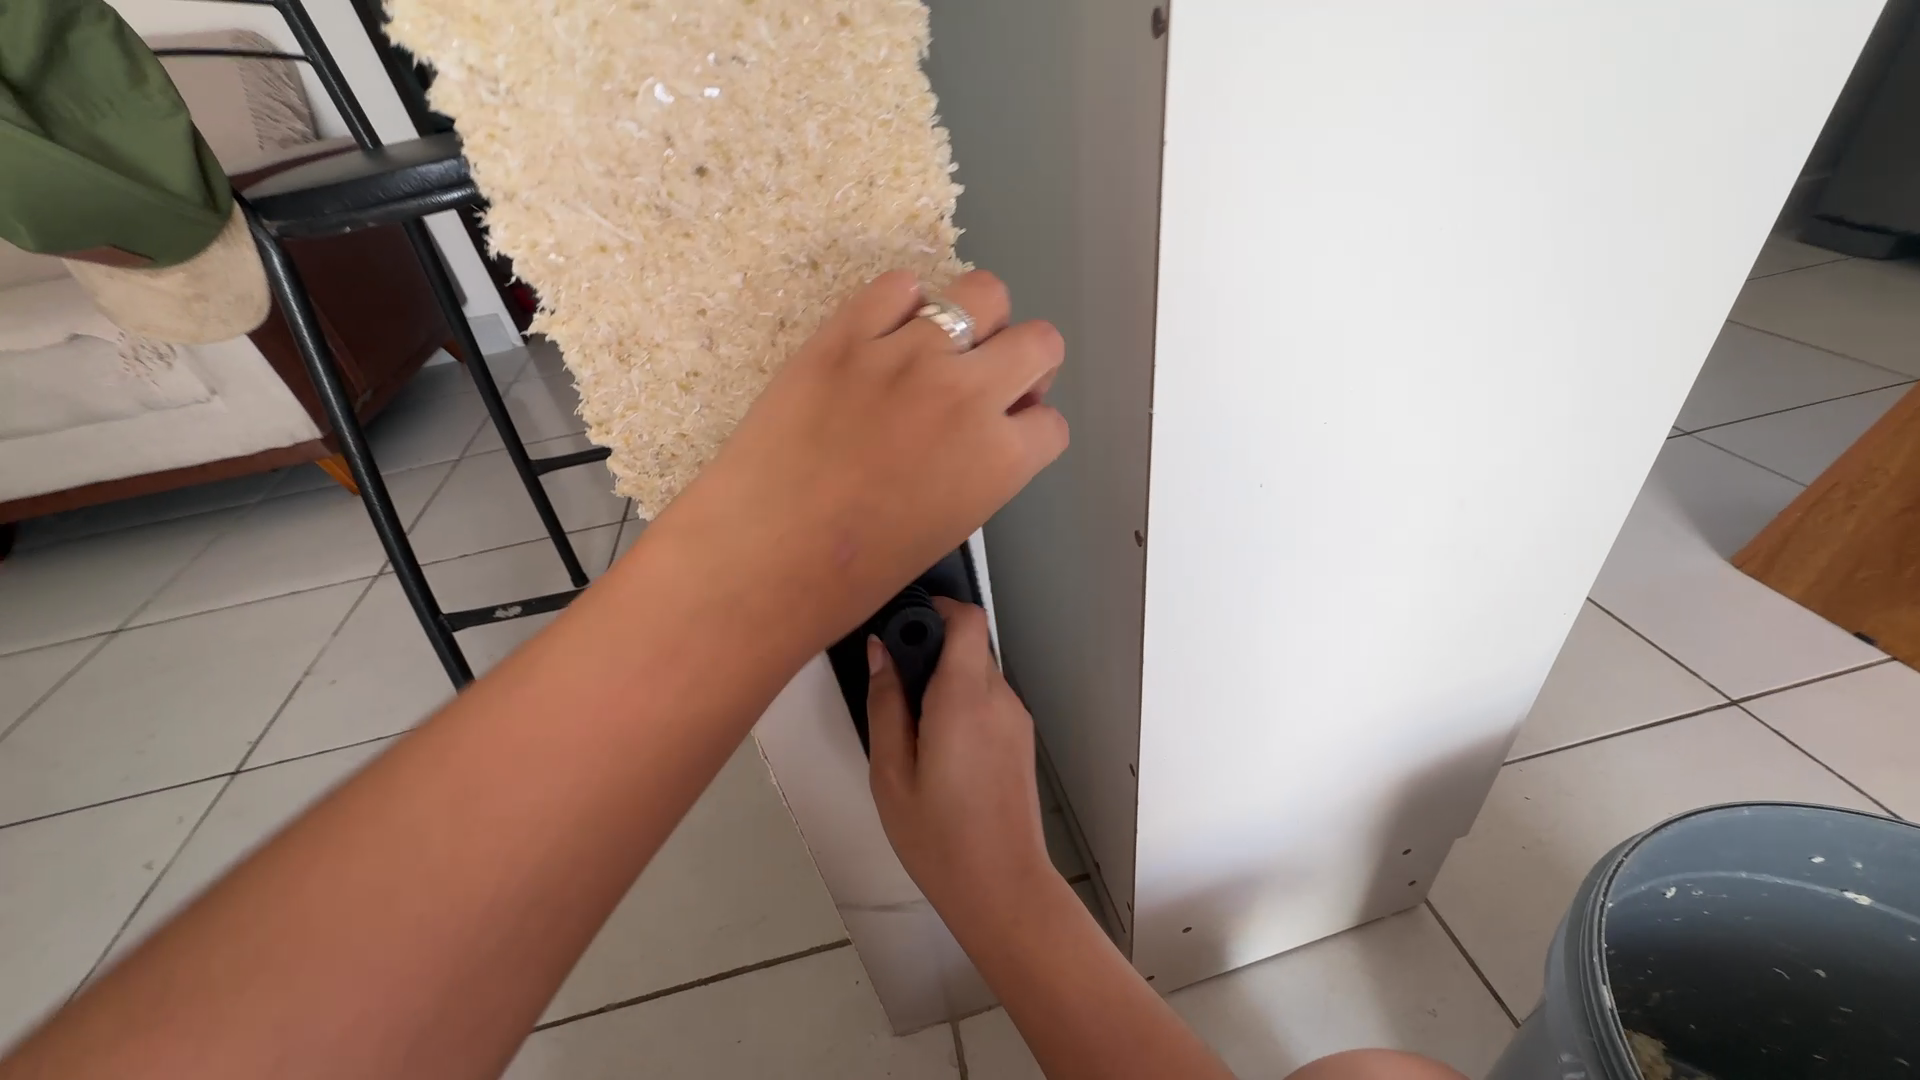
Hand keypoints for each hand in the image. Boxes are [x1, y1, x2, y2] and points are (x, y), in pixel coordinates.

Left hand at [649, 270, 1067, 648]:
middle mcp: (967, 395)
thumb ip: (982, 472)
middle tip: (990, 382)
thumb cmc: (855, 569)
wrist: (764, 555)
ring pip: (983, 294)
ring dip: (977, 322)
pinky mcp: (847, 333)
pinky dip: (903, 305)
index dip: (1029, 430)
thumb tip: (984, 432)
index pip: (1051, 423)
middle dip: (1027, 364)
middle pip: (1040, 342)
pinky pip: (899, 285)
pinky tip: (886, 336)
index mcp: (1000, 459)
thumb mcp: (947, 528)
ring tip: (942, 349)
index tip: (1005, 434)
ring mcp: (907, 355)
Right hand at [868, 598, 1058, 928]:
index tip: (905, 626)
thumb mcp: (890, 772)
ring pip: (979, 672)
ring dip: (946, 680)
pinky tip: (941, 747)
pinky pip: (989, 699)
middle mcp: (999, 699)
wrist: (1002, 886)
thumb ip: (885, 704)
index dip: (937, 608)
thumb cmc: (938, 837)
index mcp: (964, 699)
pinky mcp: (1022, 739)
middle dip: (933, 651)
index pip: (967, 619)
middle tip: (896, 688)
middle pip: (970, 644)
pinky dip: (963, 703)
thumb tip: (881, 652)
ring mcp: (1017, 719)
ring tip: (915, 729)